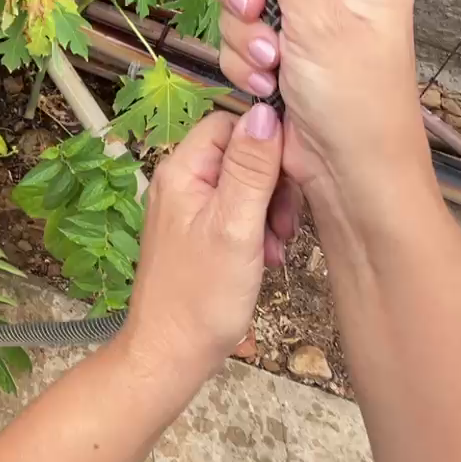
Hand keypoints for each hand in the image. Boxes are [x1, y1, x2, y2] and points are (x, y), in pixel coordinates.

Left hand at [117, 109, 283, 386]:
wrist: (171, 350)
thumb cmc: (202, 293)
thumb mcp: (235, 226)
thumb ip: (250, 168)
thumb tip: (264, 111)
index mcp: (182, 170)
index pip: (228, 124)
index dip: (263, 143)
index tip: (289, 178)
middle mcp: (180, 180)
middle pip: (238, 153)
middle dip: (270, 183)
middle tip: (283, 225)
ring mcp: (187, 206)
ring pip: (242, 183)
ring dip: (267, 210)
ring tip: (275, 247)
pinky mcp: (197, 229)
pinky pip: (235, 210)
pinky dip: (256, 229)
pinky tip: (266, 257)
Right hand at [207, 0, 428, 199]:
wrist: (349, 180)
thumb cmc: (357, 105)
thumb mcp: (324, 27)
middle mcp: (327, 2)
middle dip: (246, 0)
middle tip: (253, 16)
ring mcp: (298, 33)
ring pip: (239, 11)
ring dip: (245, 41)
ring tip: (270, 70)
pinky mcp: (275, 62)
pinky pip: (235, 44)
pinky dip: (241, 65)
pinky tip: (264, 87)